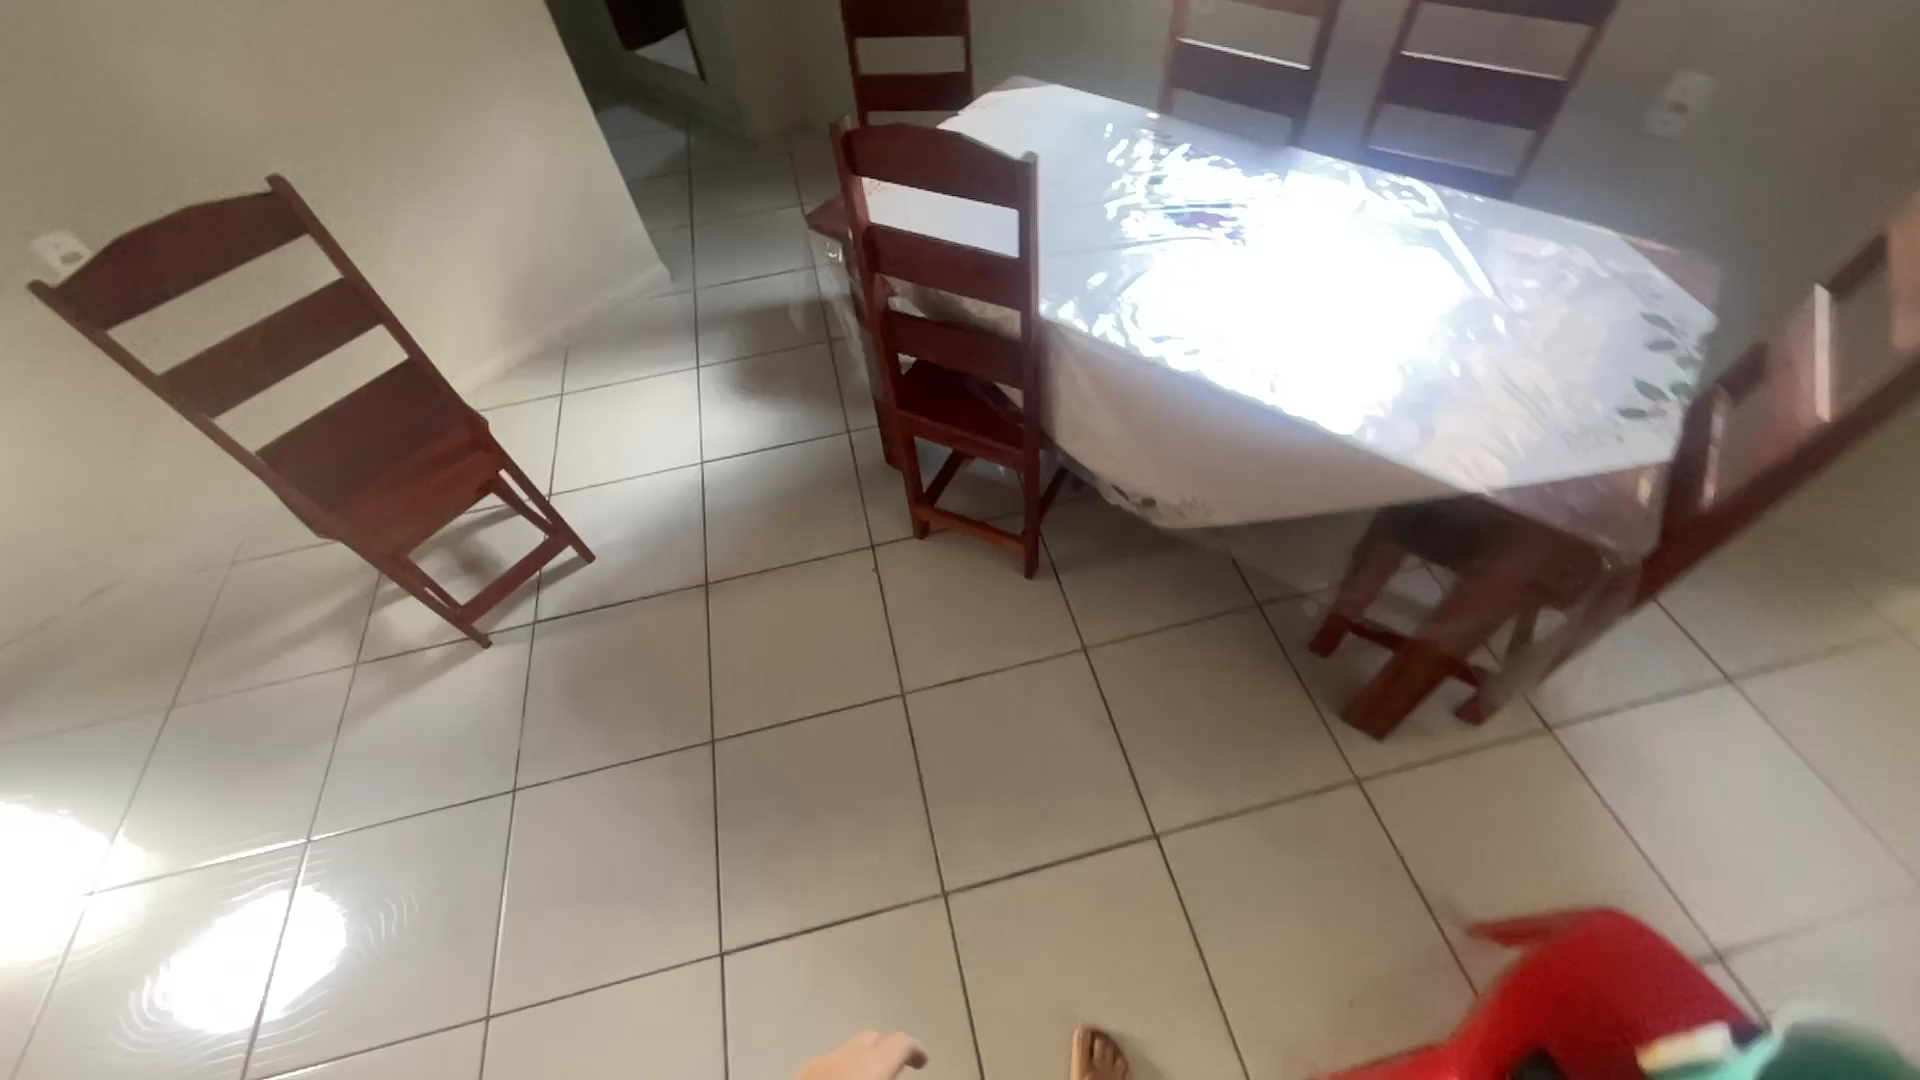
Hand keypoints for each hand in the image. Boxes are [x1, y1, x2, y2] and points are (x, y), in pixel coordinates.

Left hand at [798, 1031, 929, 1079]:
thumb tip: (895, 1076)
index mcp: (870, 1066)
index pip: (900, 1042)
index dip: (914, 1050)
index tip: (922, 1061)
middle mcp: (844, 1056)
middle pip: (872, 1038)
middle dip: (887, 1050)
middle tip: (898, 1070)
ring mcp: (818, 1063)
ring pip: (848, 1050)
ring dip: (863, 1061)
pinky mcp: (799, 1075)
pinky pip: (829, 1064)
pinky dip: (843, 1070)